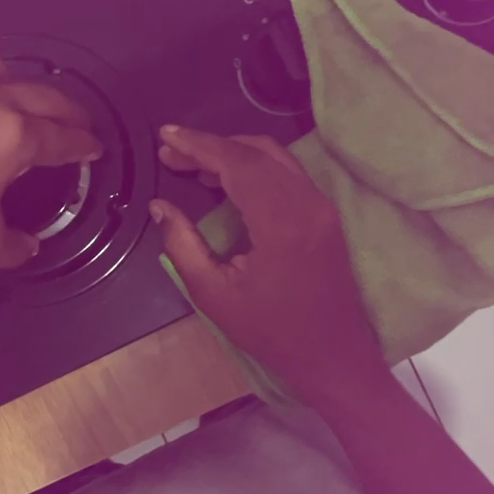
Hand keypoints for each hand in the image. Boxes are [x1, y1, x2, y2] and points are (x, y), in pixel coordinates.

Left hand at [0, 56, 102, 290]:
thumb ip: (11, 243)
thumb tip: (26, 246)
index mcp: (15, 137)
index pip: (61, 138)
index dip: (82, 145)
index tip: (94, 148)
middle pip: (42, 98)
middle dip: (66, 113)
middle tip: (78, 127)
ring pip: (1, 76)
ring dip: (23, 90)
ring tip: (29, 111)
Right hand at [151, 125, 390, 402]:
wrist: (333, 356)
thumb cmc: (271, 332)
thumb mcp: (214, 294)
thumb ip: (183, 244)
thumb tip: (160, 206)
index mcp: (282, 222)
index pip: (237, 163)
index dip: (199, 145)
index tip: (165, 137)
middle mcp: (308, 203)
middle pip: (256, 152)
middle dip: (210, 147)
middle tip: (170, 153)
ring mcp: (321, 207)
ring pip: (274, 158)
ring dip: (233, 154)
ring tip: (191, 165)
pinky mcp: (324, 215)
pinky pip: (286, 174)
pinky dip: (253, 168)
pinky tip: (226, 181)